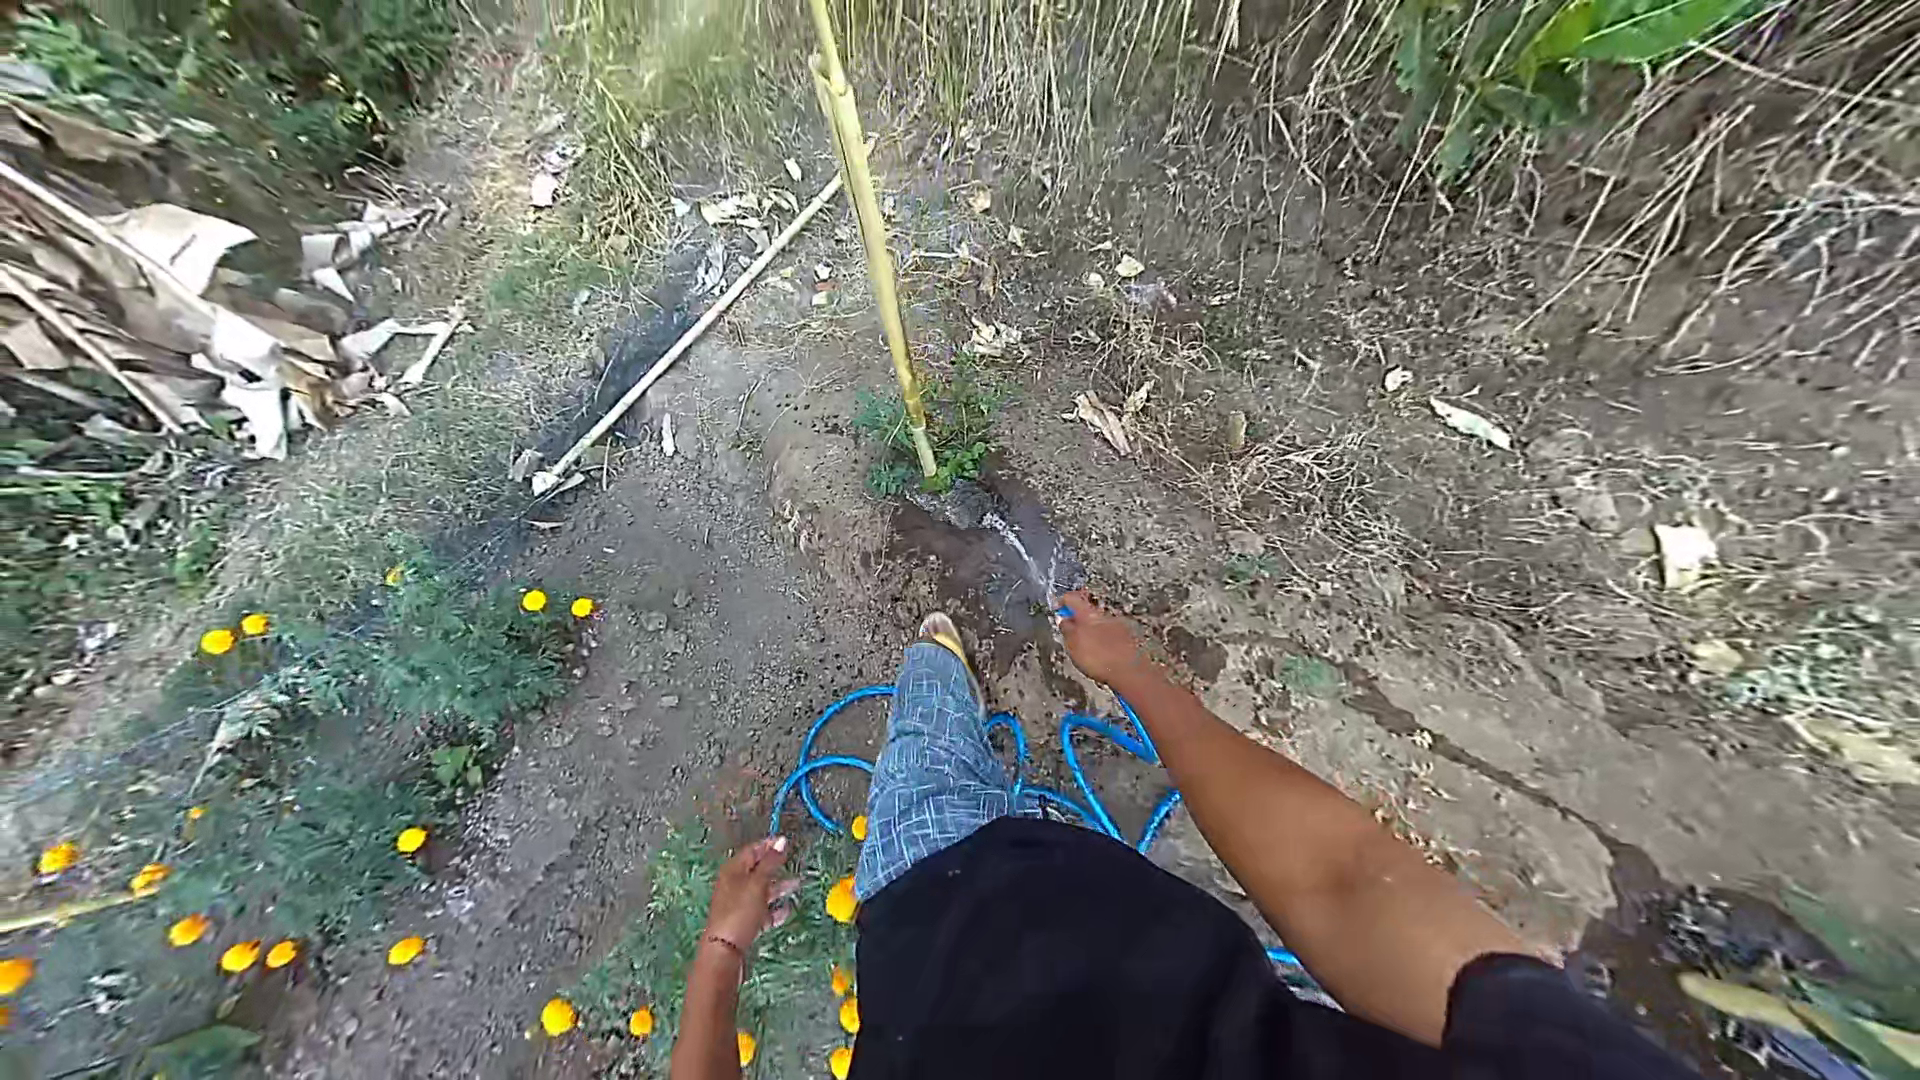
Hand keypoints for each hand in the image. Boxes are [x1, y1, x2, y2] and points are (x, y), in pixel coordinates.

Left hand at [703, 836, 799, 951]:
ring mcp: (738, 905)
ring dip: (779, 887)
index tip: (786, 842)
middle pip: (757, 870)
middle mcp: (734, 885)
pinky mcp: (744, 923)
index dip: (769, 845)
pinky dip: (774, 909)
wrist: (724, 952)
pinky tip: (786, 910)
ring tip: (797, 884)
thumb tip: (782, 840)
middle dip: (776, 866)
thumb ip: (771, 861)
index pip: (753, 850)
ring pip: (762, 891)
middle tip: (792, 861)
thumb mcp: (758, 882)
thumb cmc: (740, 910)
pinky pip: (762, 911)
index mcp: (733, 870)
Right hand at [1055, 590, 1156, 687]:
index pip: (1072, 599)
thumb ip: (1066, 630)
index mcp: (1088, 614)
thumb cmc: (1101, 658)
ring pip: (1101, 625)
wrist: (1130, 672)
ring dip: (1092, 632)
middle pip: (1088, 612)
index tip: (1059, 608)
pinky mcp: (1129, 641)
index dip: (1063, 602)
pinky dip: (1105, 643)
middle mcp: (1106, 616)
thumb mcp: (1073, 645)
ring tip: (1086, 650)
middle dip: (1079, 620)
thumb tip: (1064, 621)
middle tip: (1070, 633)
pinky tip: (1102, 656)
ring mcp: (1120, 627)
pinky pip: (1112, 637)